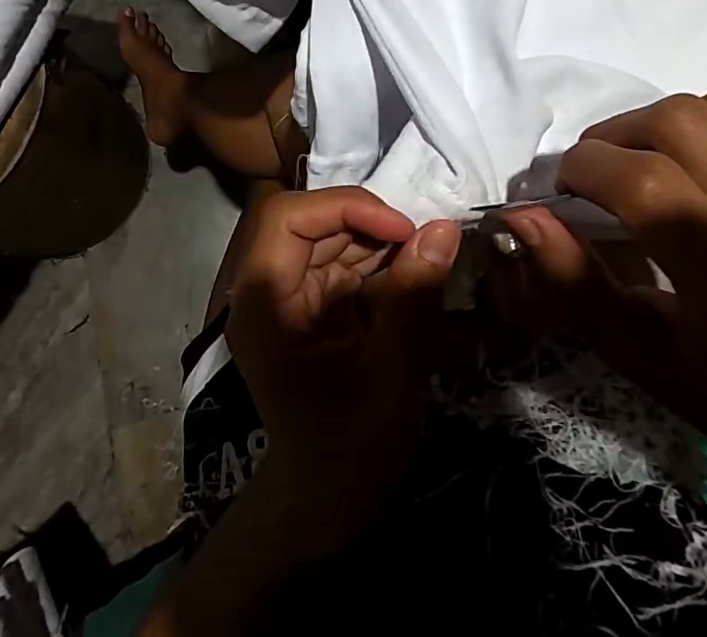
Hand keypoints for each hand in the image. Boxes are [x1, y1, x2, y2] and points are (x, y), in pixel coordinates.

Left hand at [224, 186, 461, 545]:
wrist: (326, 499)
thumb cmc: (351, 446)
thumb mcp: (392, 372)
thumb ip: (414, 297)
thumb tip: (442, 228)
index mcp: (264, 302)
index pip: (286, 218)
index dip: (344, 207)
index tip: (401, 230)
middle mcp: (265, 289)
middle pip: (308, 221)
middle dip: (367, 223)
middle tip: (421, 241)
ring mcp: (286, 297)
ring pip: (327, 236)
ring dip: (377, 240)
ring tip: (422, 258)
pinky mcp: (310, 307)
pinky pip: (340, 261)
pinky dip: (377, 260)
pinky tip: (408, 277)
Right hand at [505, 83, 706, 513]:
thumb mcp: (642, 358)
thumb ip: (575, 283)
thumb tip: (523, 213)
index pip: (649, 186)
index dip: (589, 167)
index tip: (570, 183)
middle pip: (690, 125)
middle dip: (625, 134)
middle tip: (611, 169)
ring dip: (691, 118)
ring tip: (676, 160)